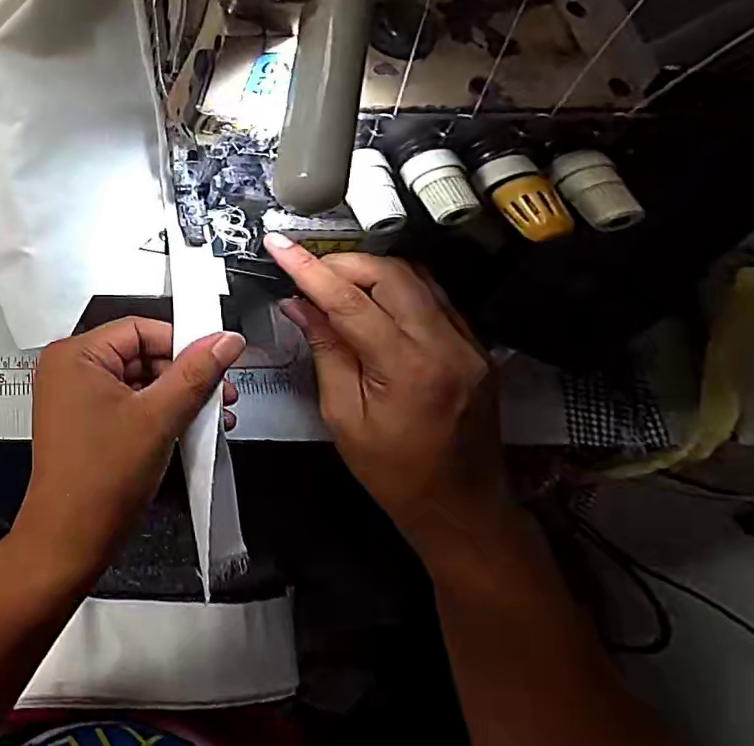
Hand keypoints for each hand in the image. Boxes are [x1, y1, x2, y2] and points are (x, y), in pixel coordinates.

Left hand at [13, 317, 245, 578]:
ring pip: (137, 380)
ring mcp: (73, 396)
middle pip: (140, 353)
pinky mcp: (83, 420)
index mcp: (74, 355)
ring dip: (175, 396)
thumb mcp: (159, 417)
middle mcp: (68, 369)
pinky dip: (157, 413)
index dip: (182, 342)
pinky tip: (186, 428)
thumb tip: (221, 342)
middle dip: (183, 374)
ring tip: (209, 415)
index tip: (215, 355)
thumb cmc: (94, 483)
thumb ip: (196, 373)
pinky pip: (127, 402)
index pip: (140, 328)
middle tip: (218, 391)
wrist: (69, 539)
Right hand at [264, 234, 510, 549]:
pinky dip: (394, 288)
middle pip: (389, 274)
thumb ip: (325, 350)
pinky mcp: (473, 346)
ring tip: (332, 285)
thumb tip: (300, 305)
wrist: (460, 507)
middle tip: (305, 272)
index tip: (280, 247)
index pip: (350, 301)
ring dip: (368, 271)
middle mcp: (447, 348)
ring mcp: (467, 345)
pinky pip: (431, 296)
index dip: (308, 269)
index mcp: (410, 369)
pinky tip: (369, 301)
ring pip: (414, 277)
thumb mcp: (343, 414)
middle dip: (340, 263)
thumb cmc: (397, 473)